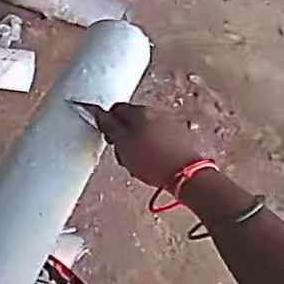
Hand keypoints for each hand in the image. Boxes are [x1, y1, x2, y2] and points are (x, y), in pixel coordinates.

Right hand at [85, 101, 212, 190]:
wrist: (186, 174)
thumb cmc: (153, 161)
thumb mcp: (122, 145)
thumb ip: (108, 126)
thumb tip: (97, 112)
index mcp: (139, 111)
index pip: (115, 109)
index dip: (107, 124)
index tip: (108, 138)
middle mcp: (155, 112)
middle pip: (130, 119)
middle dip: (123, 134)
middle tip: (122, 153)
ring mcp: (169, 122)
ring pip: (143, 129)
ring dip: (137, 142)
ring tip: (138, 161)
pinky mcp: (179, 135)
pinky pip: (157, 137)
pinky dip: (151, 146)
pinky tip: (152, 161)